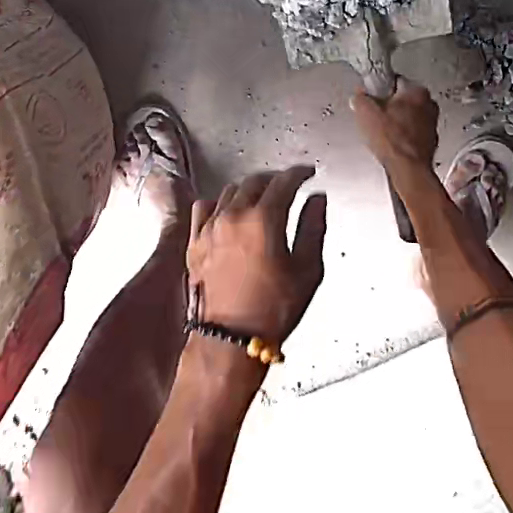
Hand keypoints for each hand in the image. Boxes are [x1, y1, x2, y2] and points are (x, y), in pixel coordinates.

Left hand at [188, 167, 326, 345]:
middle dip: (275, 179)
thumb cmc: (271, 310)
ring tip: (262, 199)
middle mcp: (234, 216)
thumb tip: (317, 201)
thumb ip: (313, 228)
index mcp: (263, 219)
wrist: (231, 339)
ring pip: (230, 191)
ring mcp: (211, 228)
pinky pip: (204, 208)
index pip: (284, 181)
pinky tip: (228, 211)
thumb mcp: (307, 270)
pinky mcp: (195, 242)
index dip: (299, 173)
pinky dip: (219, 203)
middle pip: (256, 181)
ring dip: (249, 190)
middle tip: (288, 186)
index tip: (307, 173)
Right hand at [351, 81, 440, 169]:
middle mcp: (429, 105)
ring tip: (383, 132)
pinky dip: (403, 137)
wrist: (408, 168)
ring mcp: (431, 124)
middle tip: (376, 116)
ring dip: (396, 122)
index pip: (395, 80)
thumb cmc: (394, 140)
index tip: (372, 95)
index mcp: (417, 91)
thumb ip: (360, 97)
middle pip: (403, 99)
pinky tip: (392, 143)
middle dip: (389, 106)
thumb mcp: (365, 111)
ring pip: (408, 116)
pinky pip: (412, 133)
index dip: (379, 89)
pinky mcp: (430, 141)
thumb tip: (359, 97)